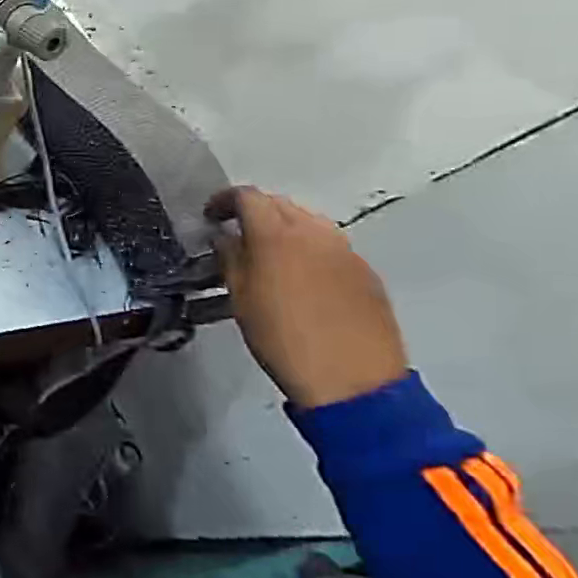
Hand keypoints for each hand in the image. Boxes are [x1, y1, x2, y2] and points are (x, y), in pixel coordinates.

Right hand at [206, 187, 408, 408]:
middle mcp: (313, 231)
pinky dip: (310, 249)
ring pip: (308, 222)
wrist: (353, 381)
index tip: (212, 216)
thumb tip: (226, 238)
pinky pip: (331, 246)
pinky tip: (304, 278)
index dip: (224, 200)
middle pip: (279, 203)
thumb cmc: (283, 339)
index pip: (246, 196)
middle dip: (255, 212)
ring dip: (284, 228)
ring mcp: (344, 249)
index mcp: (276, 234)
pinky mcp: (365, 270)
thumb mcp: (241, 300)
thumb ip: (230, 259)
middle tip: (238, 234)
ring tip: (271, 255)